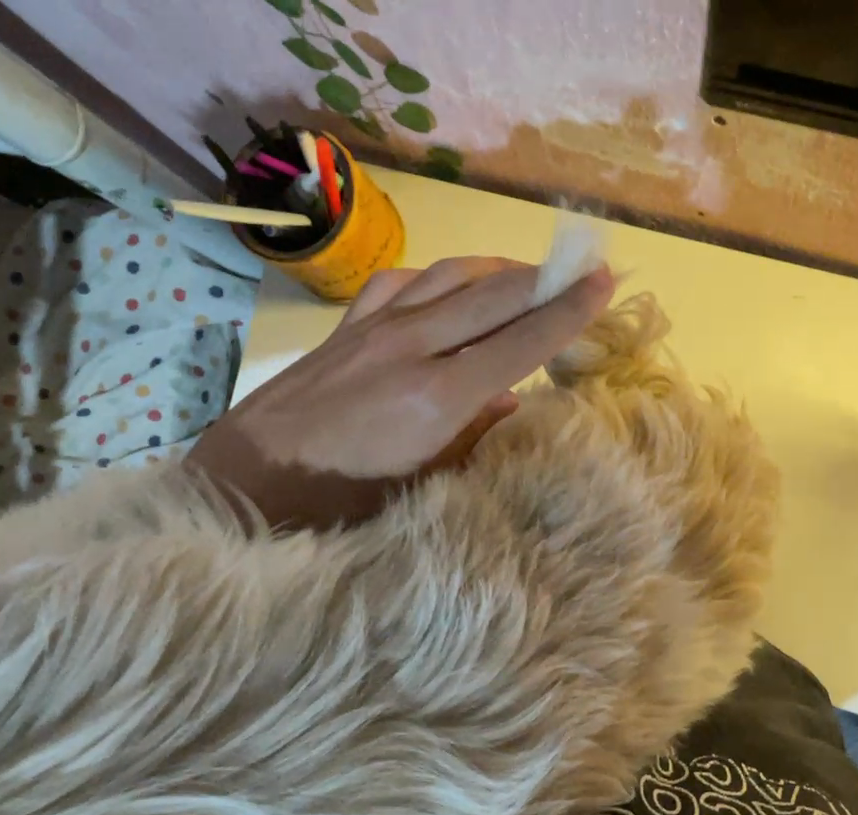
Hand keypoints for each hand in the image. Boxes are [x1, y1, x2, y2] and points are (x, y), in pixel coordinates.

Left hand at [188, 256, 614, 530]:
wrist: (250, 480)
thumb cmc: (342, 502)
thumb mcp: (423, 487)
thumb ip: (473, 438)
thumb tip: (509, 400)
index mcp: (440, 397)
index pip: (522, 340)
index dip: (569, 309)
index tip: (606, 282)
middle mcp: (413, 347)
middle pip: (494, 295)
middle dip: (546, 279)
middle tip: (584, 268)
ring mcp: (376, 328)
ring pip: (451, 276)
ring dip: (497, 269)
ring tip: (528, 273)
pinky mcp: (348, 325)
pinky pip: (403, 281)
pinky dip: (439, 276)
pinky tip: (451, 284)